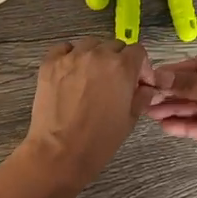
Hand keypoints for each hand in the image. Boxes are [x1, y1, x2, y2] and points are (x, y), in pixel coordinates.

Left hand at [21, 37, 154, 189]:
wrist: (59, 153)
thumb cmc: (99, 141)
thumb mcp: (129, 120)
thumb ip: (141, 97)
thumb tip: (146, 88)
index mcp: (121, 67)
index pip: (138, 51)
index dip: (141, 66)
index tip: (138, 81)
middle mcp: (97, 55)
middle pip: (115, 46)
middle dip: (119, 61)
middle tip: (115, 82)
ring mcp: (71, 56)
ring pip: (90, 44)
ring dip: (96, 56)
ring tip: (92, 77)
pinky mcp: (50, 62)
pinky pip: (65, 49)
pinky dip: (70, 55)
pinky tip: (71, 73)